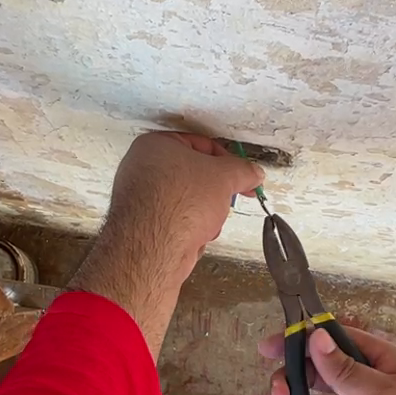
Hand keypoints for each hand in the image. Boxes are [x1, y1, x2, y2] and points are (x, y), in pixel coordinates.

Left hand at [71, 133, 263, 358]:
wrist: (154, 250)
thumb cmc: (179, 205)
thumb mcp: (224, 178)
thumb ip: (243, 171)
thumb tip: (253, 173)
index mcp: (155, 145)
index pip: (200, 144)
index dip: (227, 160)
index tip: (243, 175)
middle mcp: (142, 170)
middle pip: (193, 176)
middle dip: (214, 192)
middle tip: (228, 198)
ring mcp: (142, 200)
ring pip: (187, 202)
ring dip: (205, 214)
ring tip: (208, 222)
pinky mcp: (146, 228)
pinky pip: (177, 223)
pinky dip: (191, 230)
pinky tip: (195, 237)